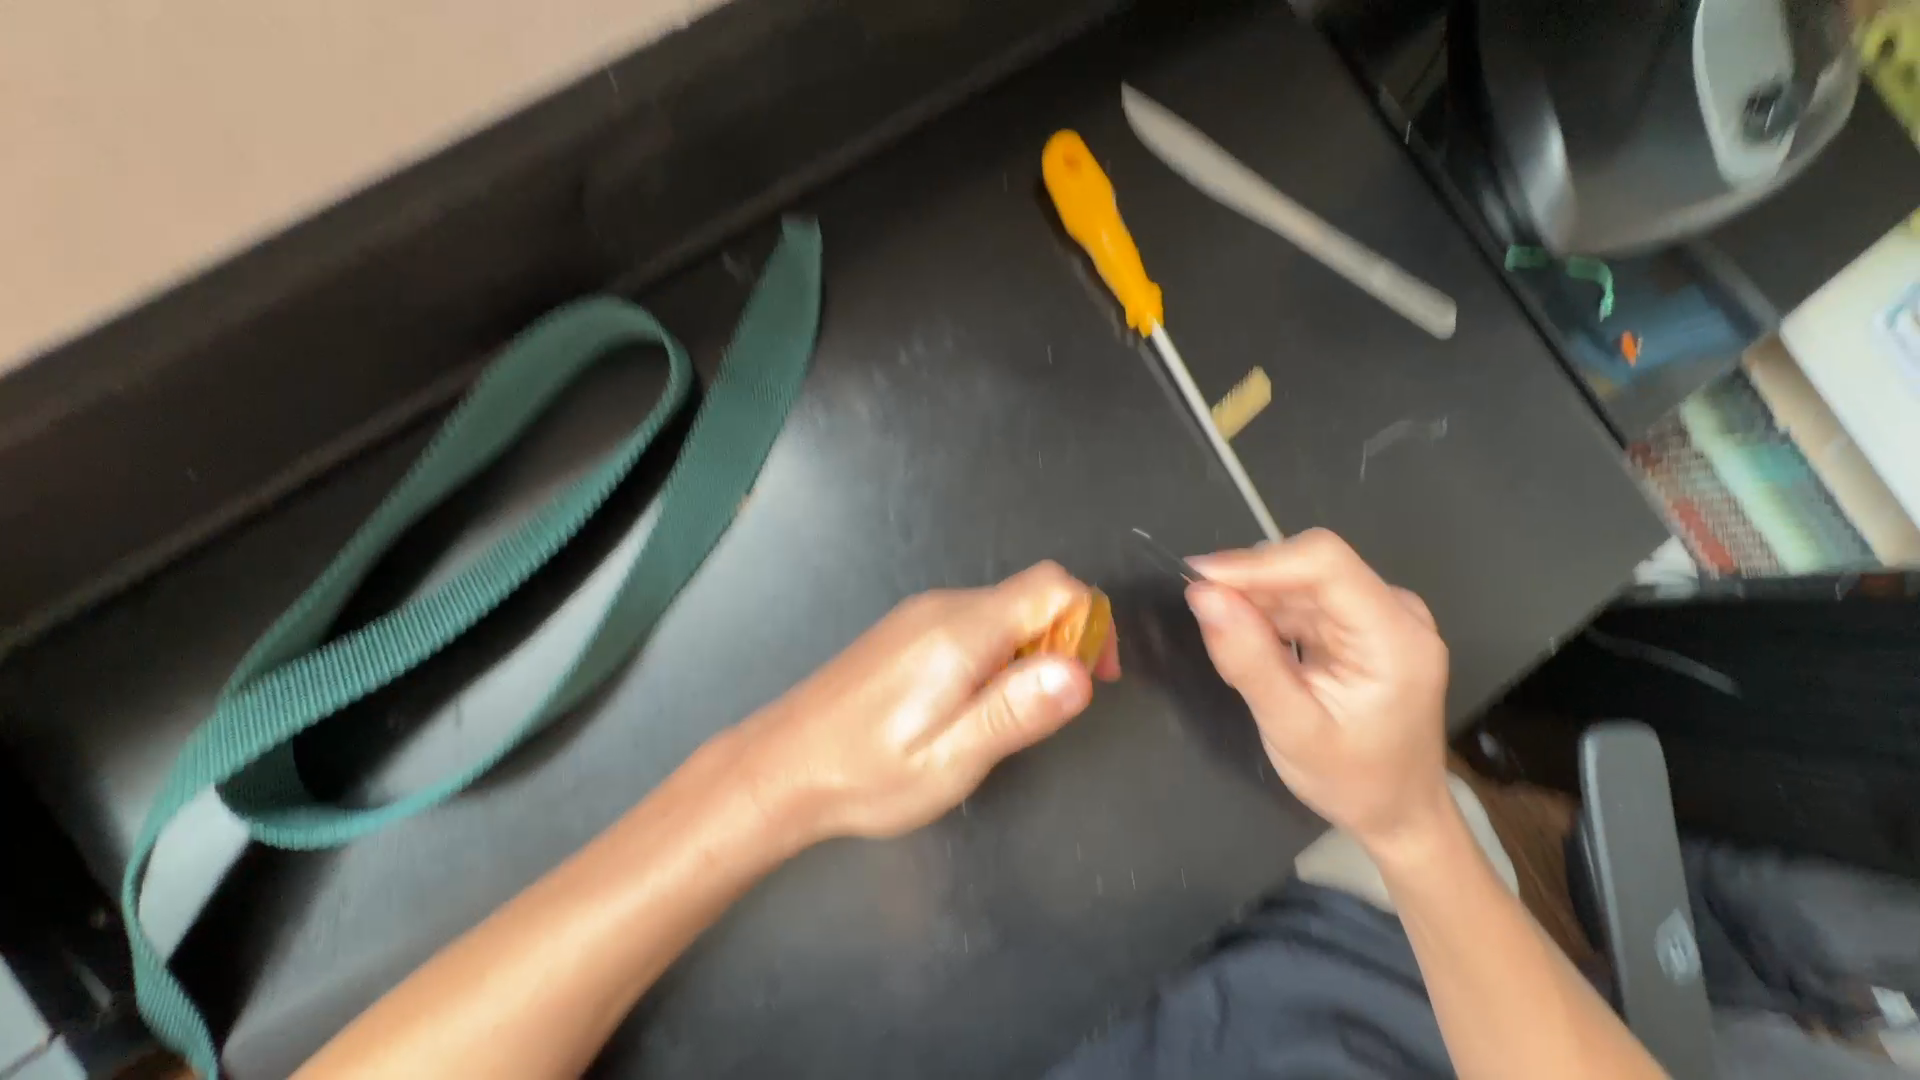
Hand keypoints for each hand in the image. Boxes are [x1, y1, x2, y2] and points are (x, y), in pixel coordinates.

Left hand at [733, 562, 1120, 846]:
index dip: (1091, 622)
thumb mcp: (951, 758)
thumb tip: (1081, 671)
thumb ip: (1016, 711)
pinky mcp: (903, 633)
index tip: (1094, 679)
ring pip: (1002, 612)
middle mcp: (942, 607)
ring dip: (1030, 651)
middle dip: (1064, 642)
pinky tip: (970, 705)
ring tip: (1009, 717)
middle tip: (1052, 711)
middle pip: (1031, 596)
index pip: (1053, 586)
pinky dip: (996, 653)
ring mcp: (918, 616)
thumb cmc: (867, 772)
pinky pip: (971, 625)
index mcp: (961, 631)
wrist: (779, 767)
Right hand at [1184, 529, 1450, 856]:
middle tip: (1208, 623)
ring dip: (1256, 602)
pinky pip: (1304, 598)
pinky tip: (1258, 651)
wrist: (1399, 812)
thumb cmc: (1352, 781)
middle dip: (1250, 585)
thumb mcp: (1291, 729)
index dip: (1257, 563)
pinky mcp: (1362, 622)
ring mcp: (1381, 614)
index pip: (1324, 562)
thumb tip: (1203, 596)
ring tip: (1236, 650)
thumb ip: (1248, 661)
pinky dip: (1269, 615)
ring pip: (1301, 579)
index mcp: (1394, 636)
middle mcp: (1396, 611)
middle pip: (1310, 566)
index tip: (1199, 580)